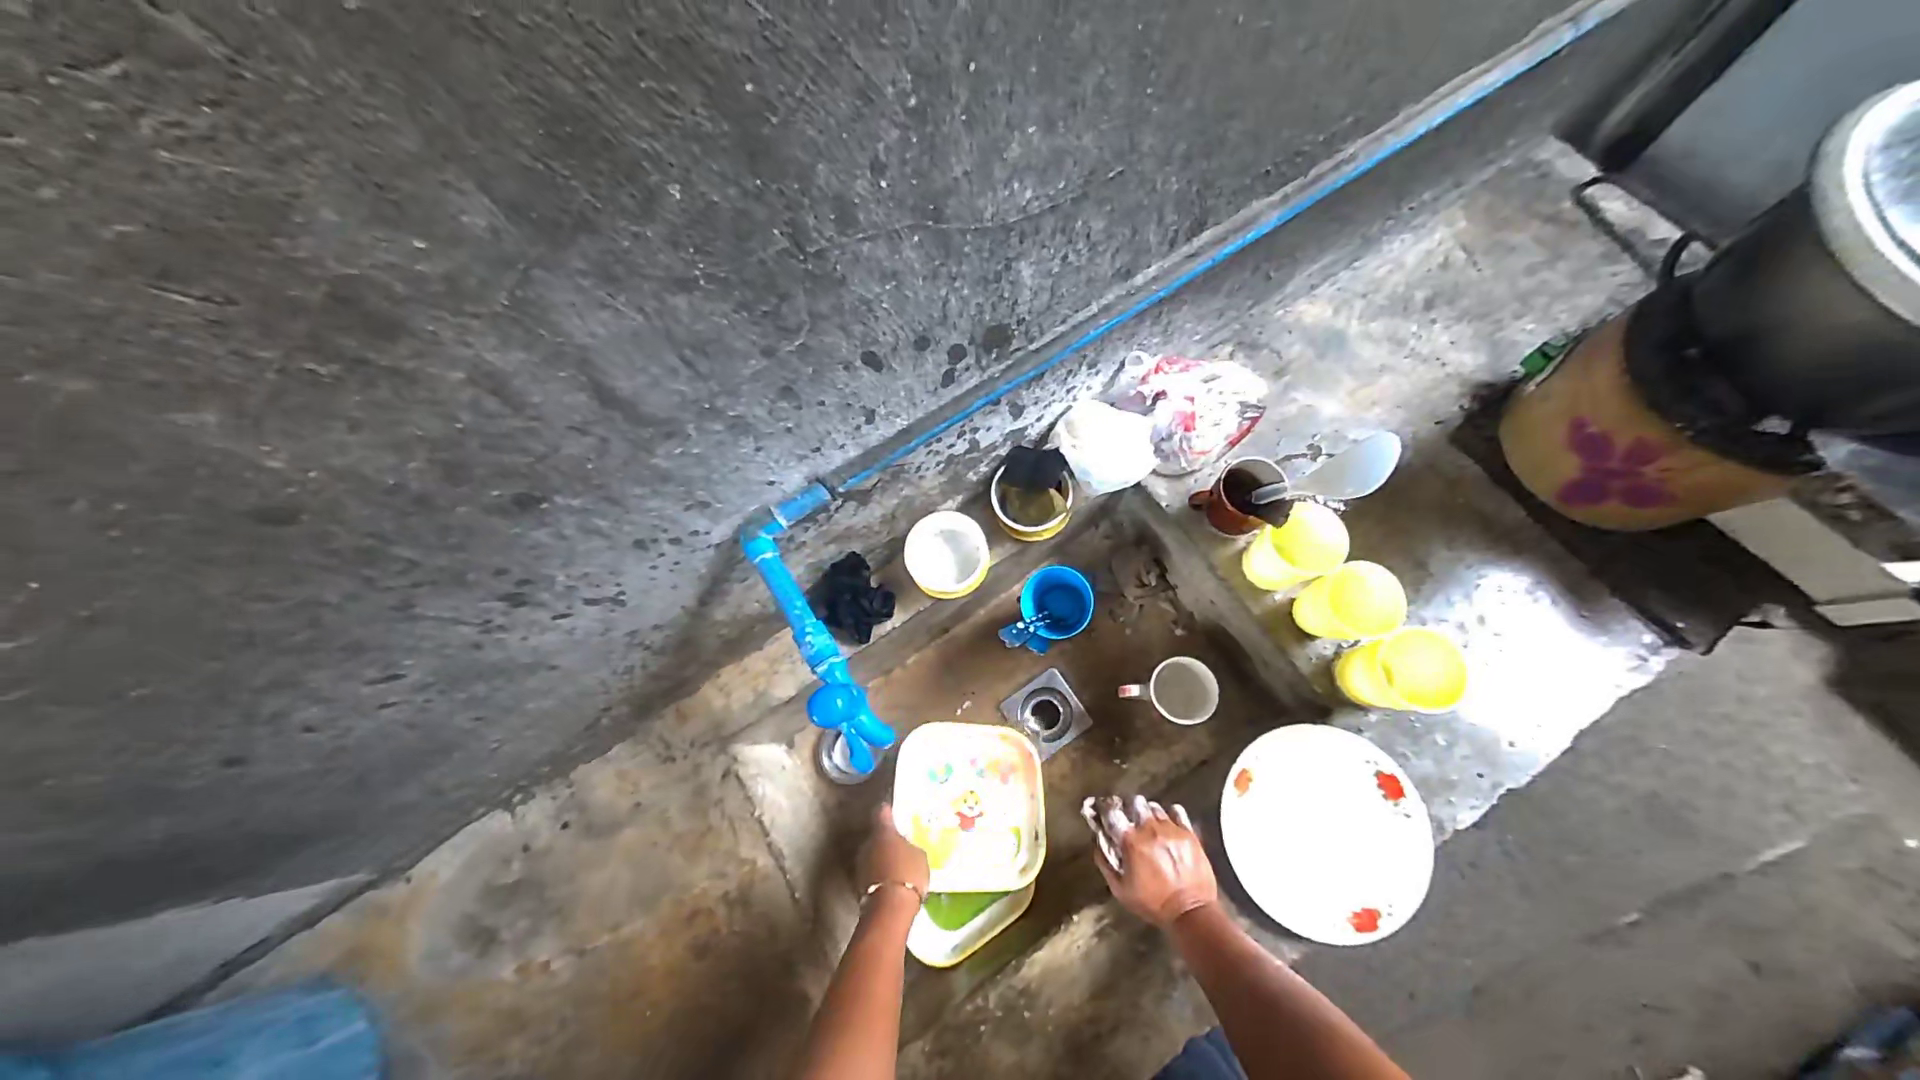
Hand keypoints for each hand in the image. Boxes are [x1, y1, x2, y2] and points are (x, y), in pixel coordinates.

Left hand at [859, 803, 929, 897]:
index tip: (890, 808)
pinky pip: (871, 873)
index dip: (887, 811)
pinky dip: (878, 874)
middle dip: (885, 840)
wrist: (890, 908)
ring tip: (896, 866)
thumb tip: (906, 846)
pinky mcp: (858, 884)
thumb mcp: (920, 857)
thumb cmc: (908, 874)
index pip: (882, 813)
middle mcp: (867, 843)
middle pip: (876, 836)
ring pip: (872, 855)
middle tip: (899, 845)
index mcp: (883, 832)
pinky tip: (890, 881)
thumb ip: (910, 847)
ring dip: (881, 858)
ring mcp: (860, 864)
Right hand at [1092, 796, 1217, 928]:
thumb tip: (1097, 844)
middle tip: (1129, 817)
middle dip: (1130, 807)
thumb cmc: (1152, 903)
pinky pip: (1177, 812)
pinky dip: (1170, 814)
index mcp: (1131, 841)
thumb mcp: (1121, 890)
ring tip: (1149, 822)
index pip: (1112, 812)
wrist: (1191, 912)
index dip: (1106, 808)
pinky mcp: (1189, 834)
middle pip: (1135, 803)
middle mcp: (1150, 829)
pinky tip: (1168, 823)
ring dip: (1149, 812)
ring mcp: (1171, 829)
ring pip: (1155, 807)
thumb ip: (1105, 864)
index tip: (1104, 810)